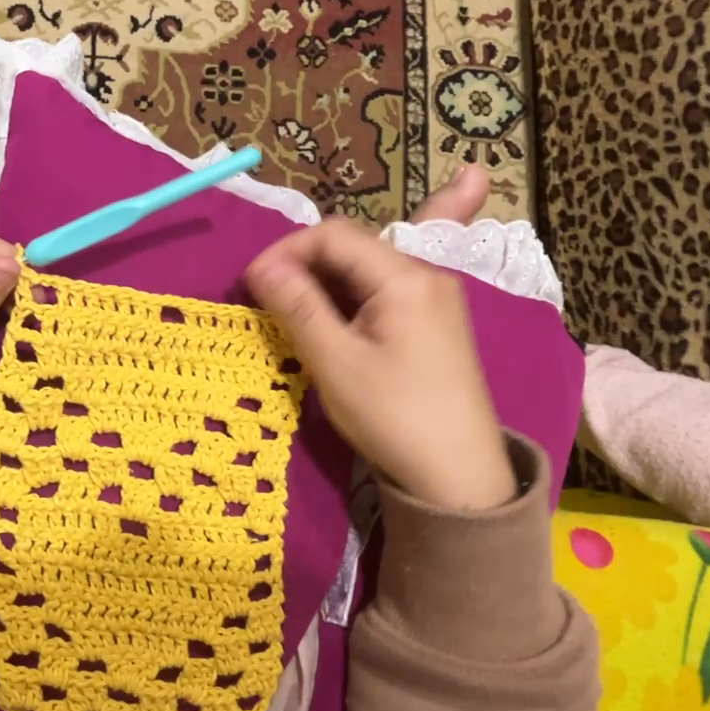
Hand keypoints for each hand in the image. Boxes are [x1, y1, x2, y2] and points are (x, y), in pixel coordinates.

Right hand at [244, 219, 513, 510]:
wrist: (457, 475)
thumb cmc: (393, 417)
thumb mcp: (336, 362)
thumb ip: (298, 307)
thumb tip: (259, 265)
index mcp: (405, 277)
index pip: (334, 235)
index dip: (285, 251)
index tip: (252, 284)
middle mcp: (425, 274)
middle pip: (351, 246)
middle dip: (302, 264)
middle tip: (265, 298)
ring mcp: (432, 297)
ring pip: (363, 268)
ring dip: (321, 281)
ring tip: (286, 311)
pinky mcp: (430, 321)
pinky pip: (380, 290)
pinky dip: (346, 297)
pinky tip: (325, 316)